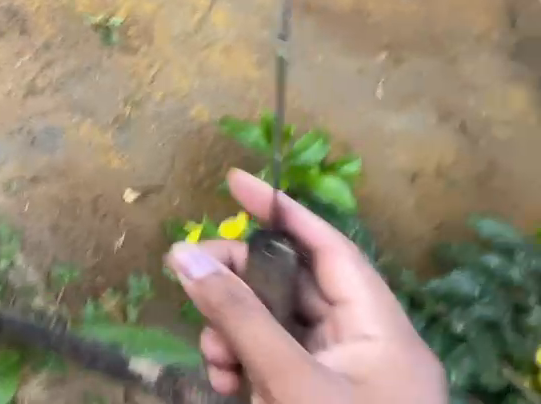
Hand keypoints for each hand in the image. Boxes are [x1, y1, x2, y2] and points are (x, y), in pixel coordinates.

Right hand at [166, 169, 446, 403]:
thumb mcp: (291, 382)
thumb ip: (236, 315)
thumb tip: (180, 252)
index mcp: (382, 336)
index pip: (331, 251)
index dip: (284, 211)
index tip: (232, 180)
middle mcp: (364, 348)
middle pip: (289, 284)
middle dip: (235, 280)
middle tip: (188, 274)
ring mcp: (340, 377)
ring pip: (270, 321)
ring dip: (228, 327)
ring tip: (213, 359)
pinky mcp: (313, 397)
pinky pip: (266, 356)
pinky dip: (237, 359)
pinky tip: (224, 382)